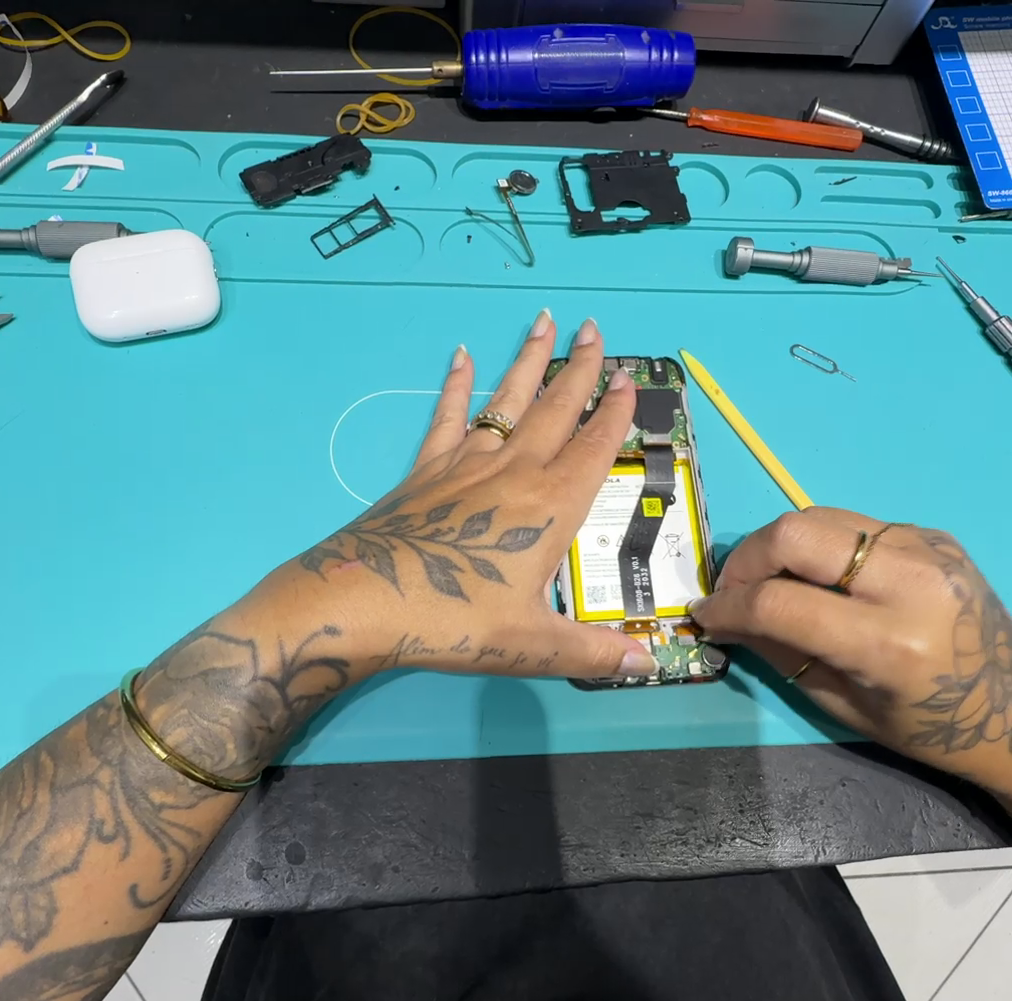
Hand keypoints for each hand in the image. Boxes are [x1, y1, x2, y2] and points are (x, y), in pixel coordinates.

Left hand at [245, 311, 657, 680]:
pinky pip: (446, 418)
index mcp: (551, 507)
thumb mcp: (532, 646)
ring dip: (528, 361)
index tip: (630, 378)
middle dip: (581, 369)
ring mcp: (465, 465)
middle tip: (595, 327)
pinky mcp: (425, 470)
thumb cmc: (455, 622)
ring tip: (542, 321)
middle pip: (555, 410)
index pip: (594, 448)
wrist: (364, 602)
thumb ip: (592, 654)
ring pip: (506, 402)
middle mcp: (514, 472)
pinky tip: (458, 355)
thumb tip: (647, 668)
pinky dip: (453, 386)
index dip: (615, 413)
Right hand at [690, 508, 1011, 798]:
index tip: (706, 615)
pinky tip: (816, 577)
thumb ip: (778, 651)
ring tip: (766, 581)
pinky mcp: (932, 535)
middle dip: (745, 559)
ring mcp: (926, 549)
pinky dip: (816, 546)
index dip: (728, 606)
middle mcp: (910, 582)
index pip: (779, 602)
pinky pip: (850, 525)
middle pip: (794, 534)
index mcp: (889, 643)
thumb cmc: (930, 729)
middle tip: (732, 590)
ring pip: (816, 517)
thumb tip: (723, 617)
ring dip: (776, 547)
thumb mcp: (842, 704)